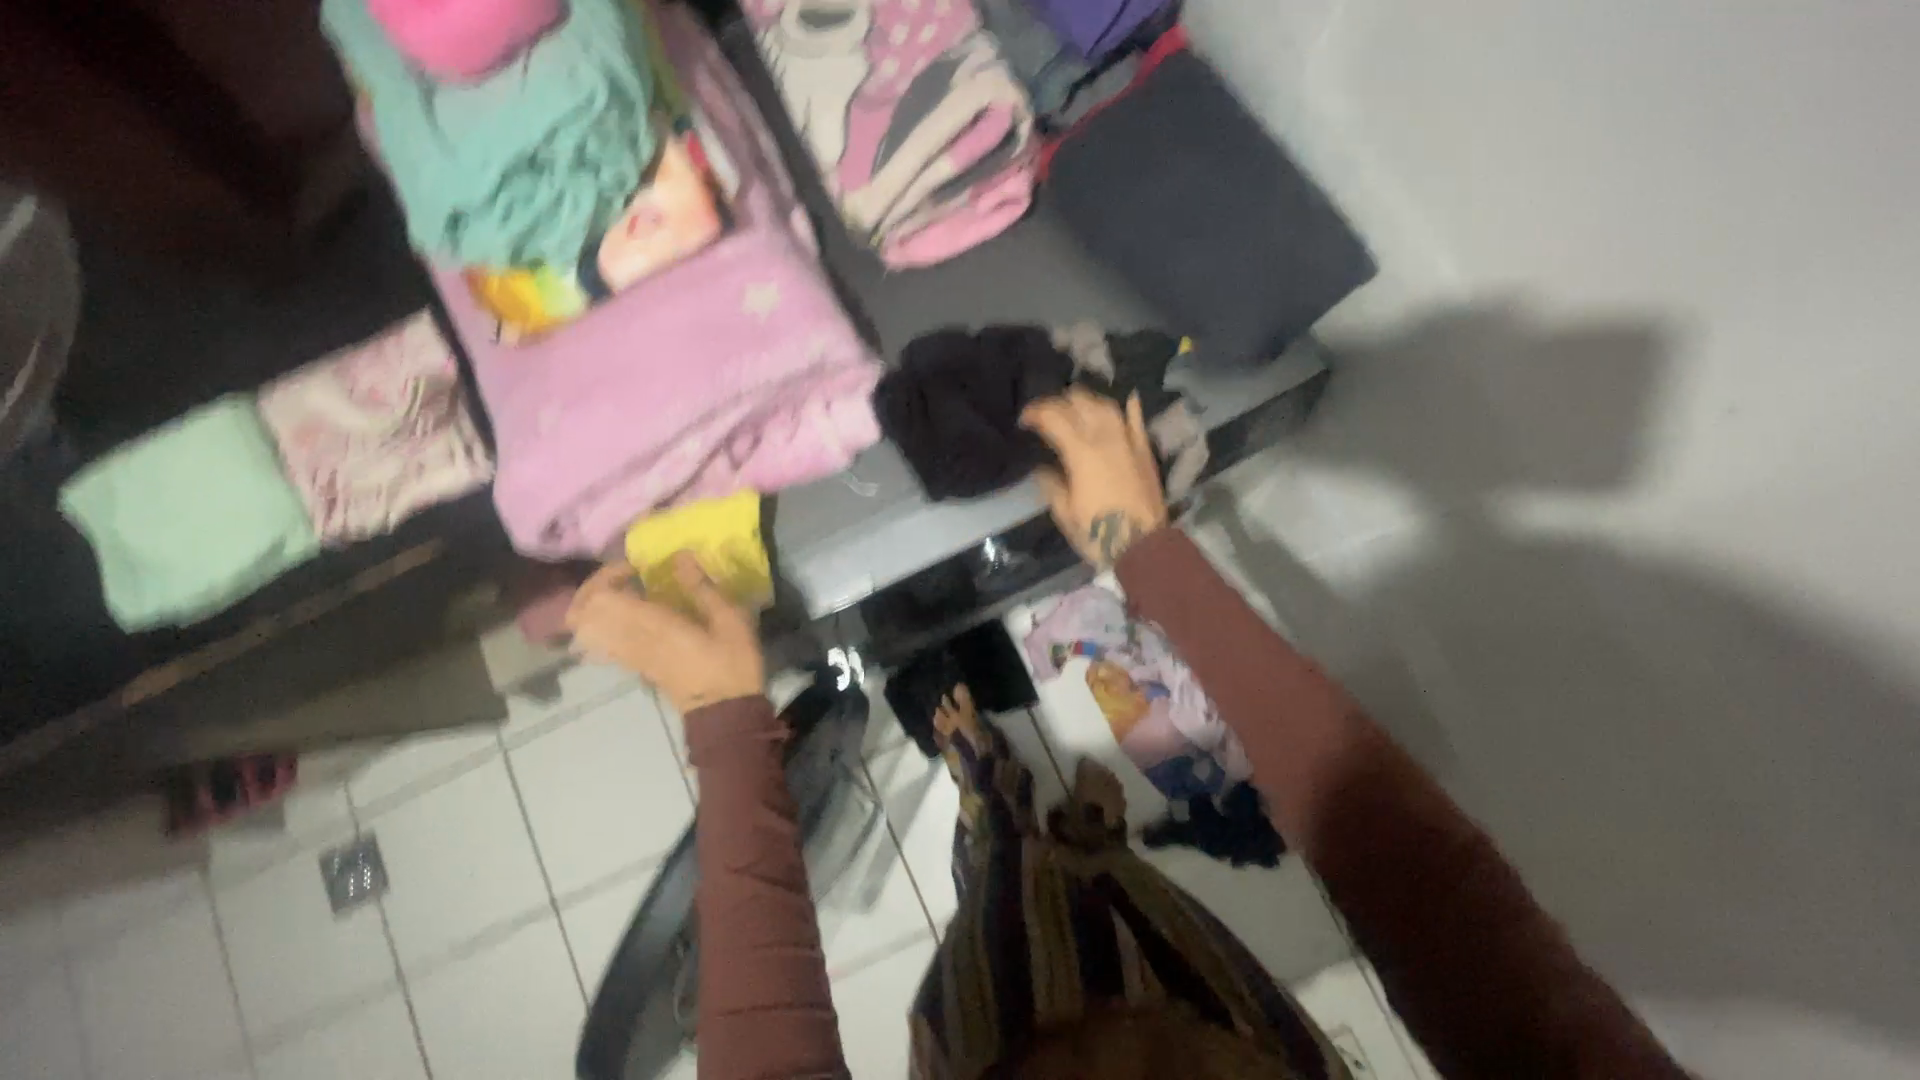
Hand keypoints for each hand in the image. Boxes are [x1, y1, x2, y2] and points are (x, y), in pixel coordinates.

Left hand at [565, 552, 764, 715]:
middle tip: (623, 576)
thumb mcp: (729, 620)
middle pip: (581, 613)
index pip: (602, 597)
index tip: (636, 566)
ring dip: (596, 605)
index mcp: (652, 625)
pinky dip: (604, 623)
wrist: (725, 711)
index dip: (609, 574)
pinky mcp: (634, 665)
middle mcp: (631, 640)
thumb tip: (680, 555)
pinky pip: (601, 642)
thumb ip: (702, 588)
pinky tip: (632, 614)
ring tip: (625, 592)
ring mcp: (628, 655)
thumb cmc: (732, 664)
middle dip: (593, 587)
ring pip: (586, 629)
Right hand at [1021, 388, 1168, 568]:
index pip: (1053, 418)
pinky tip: (1128, 399)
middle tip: (1046, 414)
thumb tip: (1043, 469)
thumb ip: (1051, 485)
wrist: (1143, 547)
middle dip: (1058, 403)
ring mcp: (1128, 442)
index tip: (1023, 421)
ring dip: (1088, 401)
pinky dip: (1130, 408)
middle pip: (1079, 404)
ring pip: (1107, 406)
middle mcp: (1105, 438)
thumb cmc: (1098, 534)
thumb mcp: (1064, 513)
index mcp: (1080, 452)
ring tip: (1076, 405)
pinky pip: (1137, 421)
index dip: (1035, 413)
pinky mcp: (1145, 451)